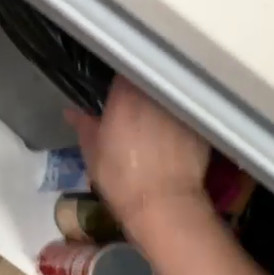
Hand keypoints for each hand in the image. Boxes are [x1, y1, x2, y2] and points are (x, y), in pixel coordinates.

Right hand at [68, 78, 214, 238]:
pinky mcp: (201, 124)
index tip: (114, 91)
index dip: (119, 80)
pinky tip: (172, 135)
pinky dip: (180, 119)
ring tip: (152, 119)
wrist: (162, 204)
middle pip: (150, 79)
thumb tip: (72, 113)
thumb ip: (85, 127)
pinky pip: (187, 113)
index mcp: (125, 95)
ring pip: (170, 95)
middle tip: (132, 106)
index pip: (123, 70)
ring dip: (161, 102)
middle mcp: (156, 94)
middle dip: (141, 88)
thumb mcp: (93, 154)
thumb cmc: (121, 179)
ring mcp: (181, 107)